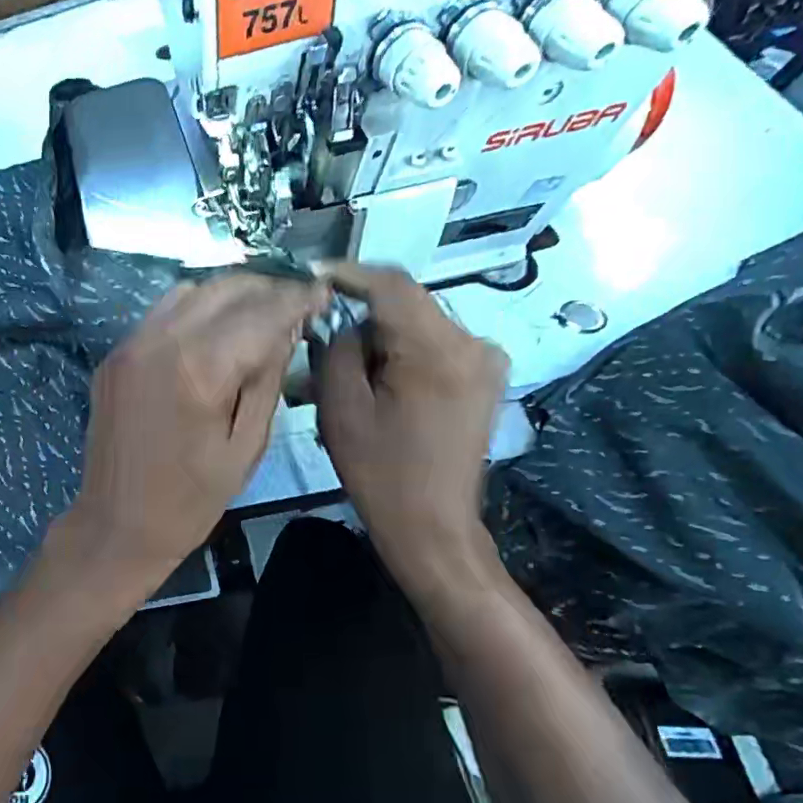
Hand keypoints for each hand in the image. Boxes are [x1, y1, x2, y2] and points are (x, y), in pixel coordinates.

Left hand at [62, 272, 325, 583]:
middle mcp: (162, 341)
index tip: (322, 295)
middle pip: (226, 288)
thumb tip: (287, 330)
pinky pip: (164, 311)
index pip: (262, 313)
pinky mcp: (116, 353)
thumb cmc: (192, 499)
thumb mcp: (247, 447)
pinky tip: (216, 329)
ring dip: (233, 294)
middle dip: (269, 289)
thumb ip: (268, 380)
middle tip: (296, 303)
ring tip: (260, 313)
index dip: (298, 300)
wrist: (118, 524)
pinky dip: (198, 308)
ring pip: (193, 289)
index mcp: (200, 370)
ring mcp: (132, 343)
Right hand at [316, 262, 507, 586]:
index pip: (392, 285)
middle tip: (324, 334)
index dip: (350, 275)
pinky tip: (381, 380)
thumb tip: (343, 319)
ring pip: (421, 325)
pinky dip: (405, 354)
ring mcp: (487, 361)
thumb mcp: (342, 410)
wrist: (434, 528)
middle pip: (408, 305)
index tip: (315, 277)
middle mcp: (474, 344)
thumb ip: (339, 350)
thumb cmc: (382, 475)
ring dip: (383, 338)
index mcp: (439, 350)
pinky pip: (437, 347)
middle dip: (363, 315)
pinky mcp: (487, 379)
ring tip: (347, 367)